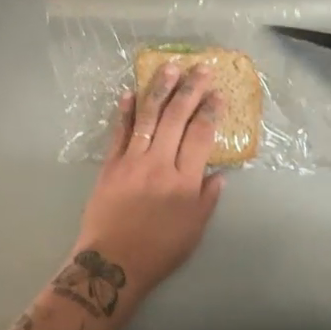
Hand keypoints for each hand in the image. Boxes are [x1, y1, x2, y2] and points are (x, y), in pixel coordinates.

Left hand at [72, 61, 226, 295]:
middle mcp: (160, 164)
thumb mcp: (194, 231)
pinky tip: (130, 93)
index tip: (218, 94)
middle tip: (201, 69)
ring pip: (149, 118)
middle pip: (177, 118)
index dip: (210, 112)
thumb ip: (207, 200)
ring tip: (169, 67)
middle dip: (190, 90)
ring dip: (159, 90)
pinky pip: (119, 132)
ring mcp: (132, 161)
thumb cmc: (158, 251)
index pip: (201, 136)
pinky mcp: (110, 165)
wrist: (112, 262)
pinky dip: (125, 111)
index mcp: (184, 181)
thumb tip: (220, 175)